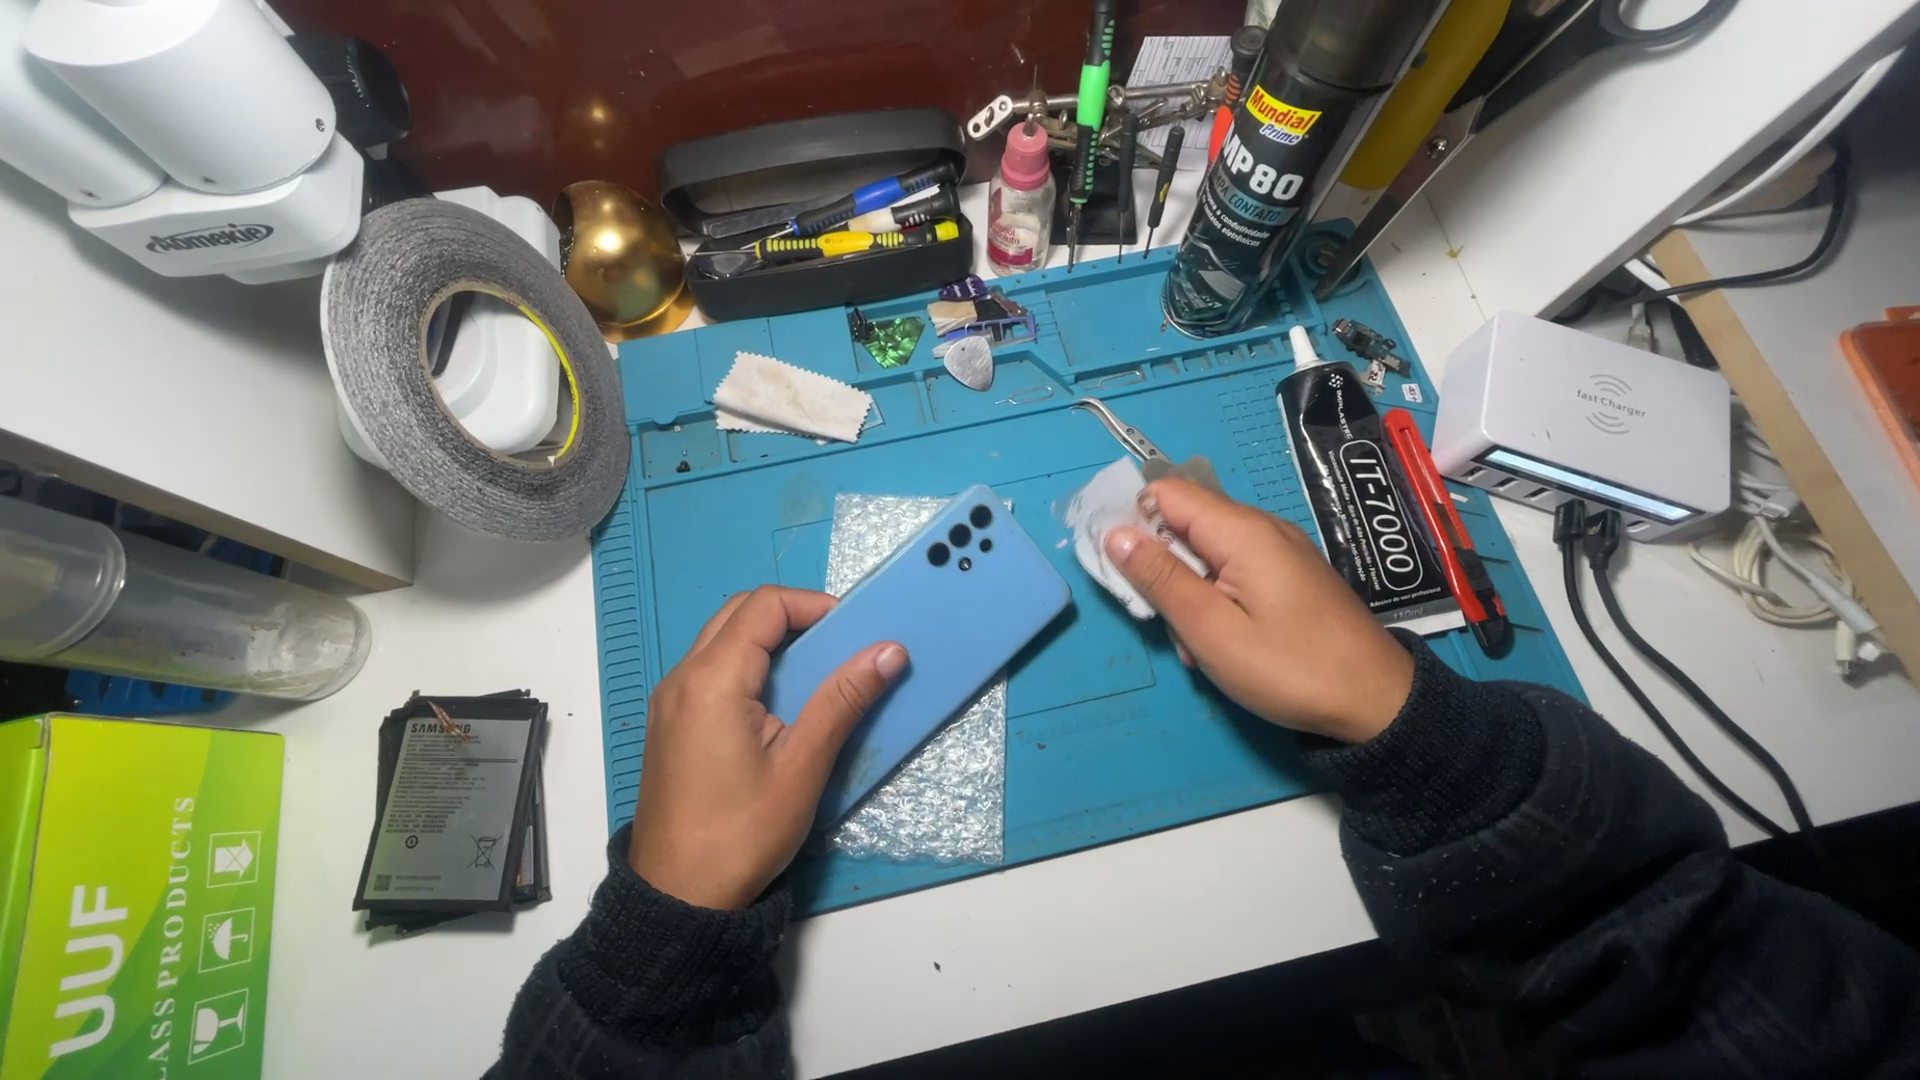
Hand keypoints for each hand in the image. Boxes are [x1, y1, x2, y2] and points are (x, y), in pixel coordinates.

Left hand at [628, 586, 907, 908]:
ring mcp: (671, 699)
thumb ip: (844, 699)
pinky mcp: (671, 720)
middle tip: (836, 645)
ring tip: (815, 671)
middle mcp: (682, 676)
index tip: (852, 632)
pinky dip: (750, 662)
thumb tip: (890, 650)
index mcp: (712, 679)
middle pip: (739, 612)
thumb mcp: (803, 766)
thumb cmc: (743, 833)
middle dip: (792, 615)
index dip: (813, 605)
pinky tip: (780, 700)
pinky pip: (712, 667)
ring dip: (771, 638)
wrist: (677, 899)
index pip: (764, 606)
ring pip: (723, 638)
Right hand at [1104, 477, 1412, 742]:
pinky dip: (1213, 597)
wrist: (1378, 703)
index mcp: (1241, 531)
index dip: (1132, 520)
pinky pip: (1232, 568)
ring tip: (1196, 642)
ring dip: (1185, 590)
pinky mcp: (1288, 573)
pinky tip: (1221, 639)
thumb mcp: (1211, 630)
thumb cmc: (1289, 668)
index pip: (1165, 493)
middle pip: (1183, 522)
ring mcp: (1278, 549)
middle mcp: (1260, 527)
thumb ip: (1160, 579)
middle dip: (1160, 566)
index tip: (1119, 567)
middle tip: (1162, 619)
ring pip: (1204, 550)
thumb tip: (1114, 533)